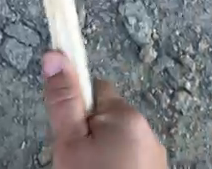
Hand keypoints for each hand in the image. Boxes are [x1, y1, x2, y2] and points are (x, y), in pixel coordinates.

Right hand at [42, 51, 167, 167]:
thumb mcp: (69, 144)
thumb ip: (63, 99)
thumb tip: (54, 54)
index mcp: (127, 116)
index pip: (94, 86)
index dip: (77, 106)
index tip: (69, 131)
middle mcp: (148, 132)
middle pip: (106, 116)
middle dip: (89, 132)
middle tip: (76, 160)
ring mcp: (156, 159)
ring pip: (117, 141)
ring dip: (102, 152)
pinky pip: (129, 161)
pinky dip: (116, 167)